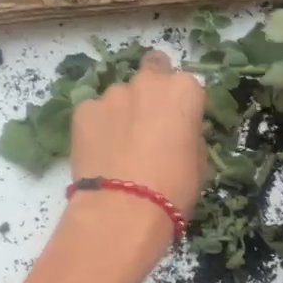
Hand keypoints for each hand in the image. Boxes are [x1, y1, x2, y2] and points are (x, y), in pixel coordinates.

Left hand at [66, 50, 205, 243]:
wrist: (123, 211)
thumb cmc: (174, 188)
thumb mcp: (199, 162)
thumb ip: (189, 135)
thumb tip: (177, 133)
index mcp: (184, 91)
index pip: (189, 86)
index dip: (184, 106)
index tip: (181, 126)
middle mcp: (148, 82)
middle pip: (153, 71)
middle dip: (152, 91)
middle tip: (149, 124)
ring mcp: (112, 94)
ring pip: (121, 95)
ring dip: (123, 111)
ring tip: (120, 147)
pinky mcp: (83, 110)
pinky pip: (94, 112)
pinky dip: (98, 126)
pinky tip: (100, 152)